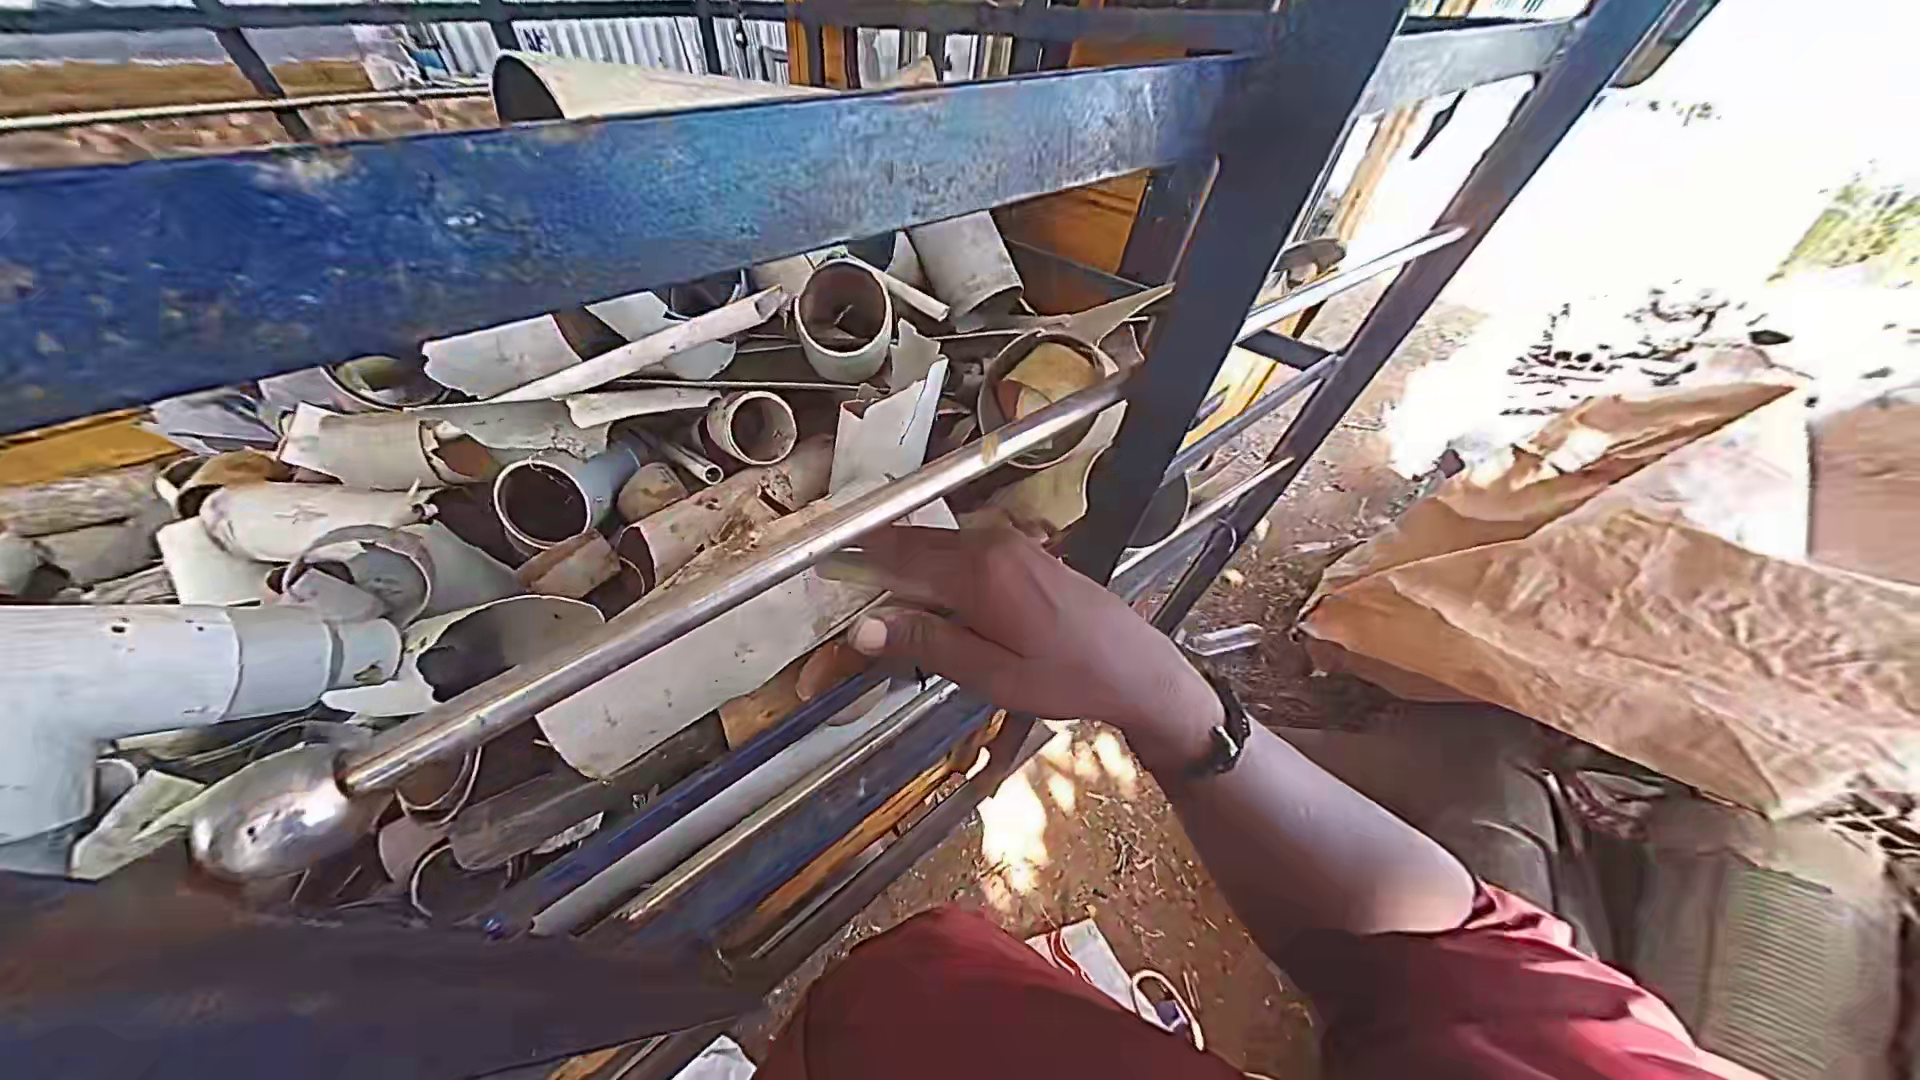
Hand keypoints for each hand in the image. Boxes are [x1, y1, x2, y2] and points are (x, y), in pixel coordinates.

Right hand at [837, 525, 1222, 771]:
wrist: (1135, 663)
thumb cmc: (1065, 676)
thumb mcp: (990, 674)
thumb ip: (927, 642)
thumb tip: (865, 627)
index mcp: (979, 572)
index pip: (899, 556)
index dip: (858, 559)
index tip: (825, 562)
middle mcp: (991, 543)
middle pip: (915, 543)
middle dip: (878, 559)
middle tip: (846, 579)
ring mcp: (1011, 541)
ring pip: (939, 544)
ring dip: (908, 563)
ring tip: (882, 590)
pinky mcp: (1024, 548)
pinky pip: (964, 547)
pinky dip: (937, 564)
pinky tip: (933, 592)